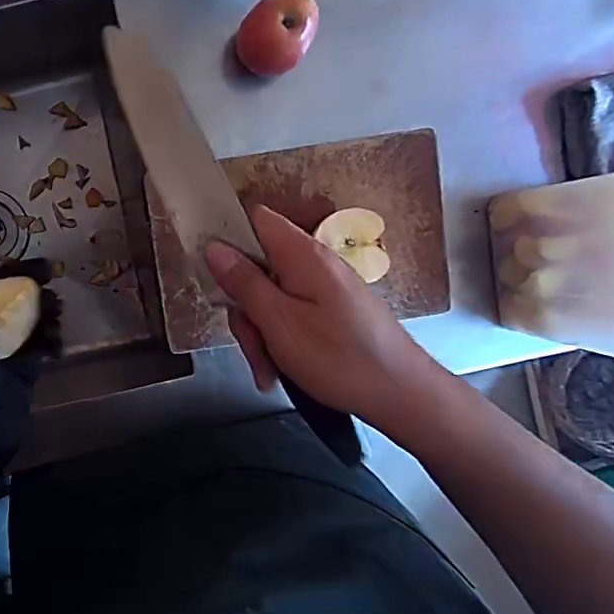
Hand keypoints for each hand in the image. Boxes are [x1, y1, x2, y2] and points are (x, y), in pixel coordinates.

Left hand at [0, 249, 61, 505]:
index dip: (16, 272)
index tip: (44, 267)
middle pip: (14, 303)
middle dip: (37, 295)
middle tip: (57, 295)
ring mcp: (2, 356)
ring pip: (29, 326)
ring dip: (46, 319)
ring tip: (59, 319)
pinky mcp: (19, 376)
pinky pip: (37, 352)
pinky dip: (49, 347)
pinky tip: (57, 348)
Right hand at [204, 206, 445, 424]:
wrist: (401, 393)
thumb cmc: (342, 360)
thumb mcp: (278, 323)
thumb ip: (244, 283)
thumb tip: (215, 249)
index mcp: (302, 255)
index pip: (255, 219)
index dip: (227, 237)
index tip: (211, 272)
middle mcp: (314, 263)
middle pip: (257, 267)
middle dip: (244, 306)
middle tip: (251, 343)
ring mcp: (324, 287)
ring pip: (270, 296)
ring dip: (260, 331)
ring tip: (269, 368)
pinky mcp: (331, 309)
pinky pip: (290, 313)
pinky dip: (279, 338)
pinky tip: (281, 367)